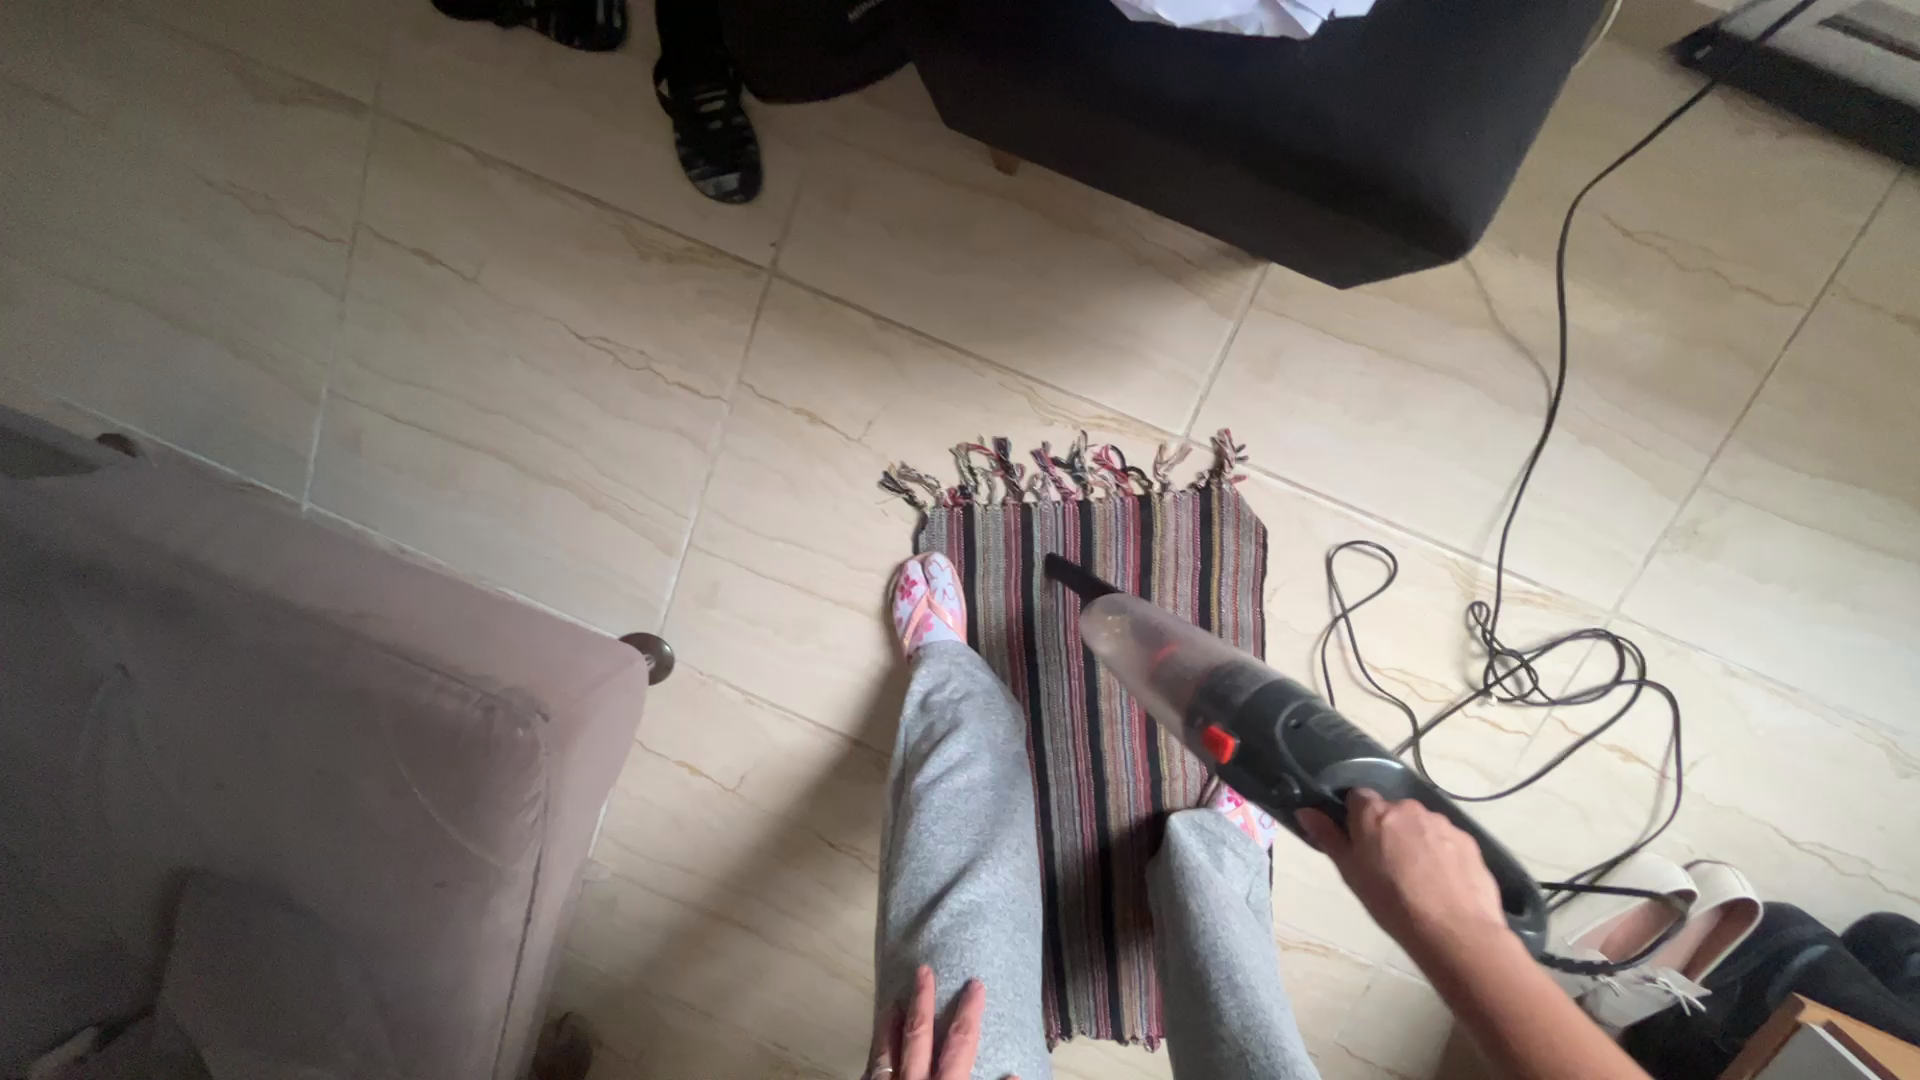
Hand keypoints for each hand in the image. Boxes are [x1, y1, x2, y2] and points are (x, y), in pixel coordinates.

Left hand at [866, 966, 1007, 1079]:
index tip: (976, 984)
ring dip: (889, 1026)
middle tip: (924, 969)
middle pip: (917, 1034)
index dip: (970, 1011)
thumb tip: (1015, 1074)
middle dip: (922, 999)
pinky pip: (868, 1074)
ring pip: (884, 1052)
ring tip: (892, 1002)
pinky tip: (874, 1052)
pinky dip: (872, 1060)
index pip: (960, 1041)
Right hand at [1299, 789, 1510, 962]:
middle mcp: (1407, 808)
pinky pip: (1446, 840)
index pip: (1357, 797)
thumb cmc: (1391, 902)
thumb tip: (1305, 811)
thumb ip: (1327, 836)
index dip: (1355, 818)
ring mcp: (1441, 823)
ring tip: (1419, 876)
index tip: (1359, 841)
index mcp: (1374, 813)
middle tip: (1387, 863)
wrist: (1455, 932)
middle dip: (1388, 829)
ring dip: (1415, 840)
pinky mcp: (1469, 841)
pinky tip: (1442, 882)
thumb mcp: (1349, 872)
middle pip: (1391, 811)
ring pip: (1420, 825)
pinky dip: (1441, 853)